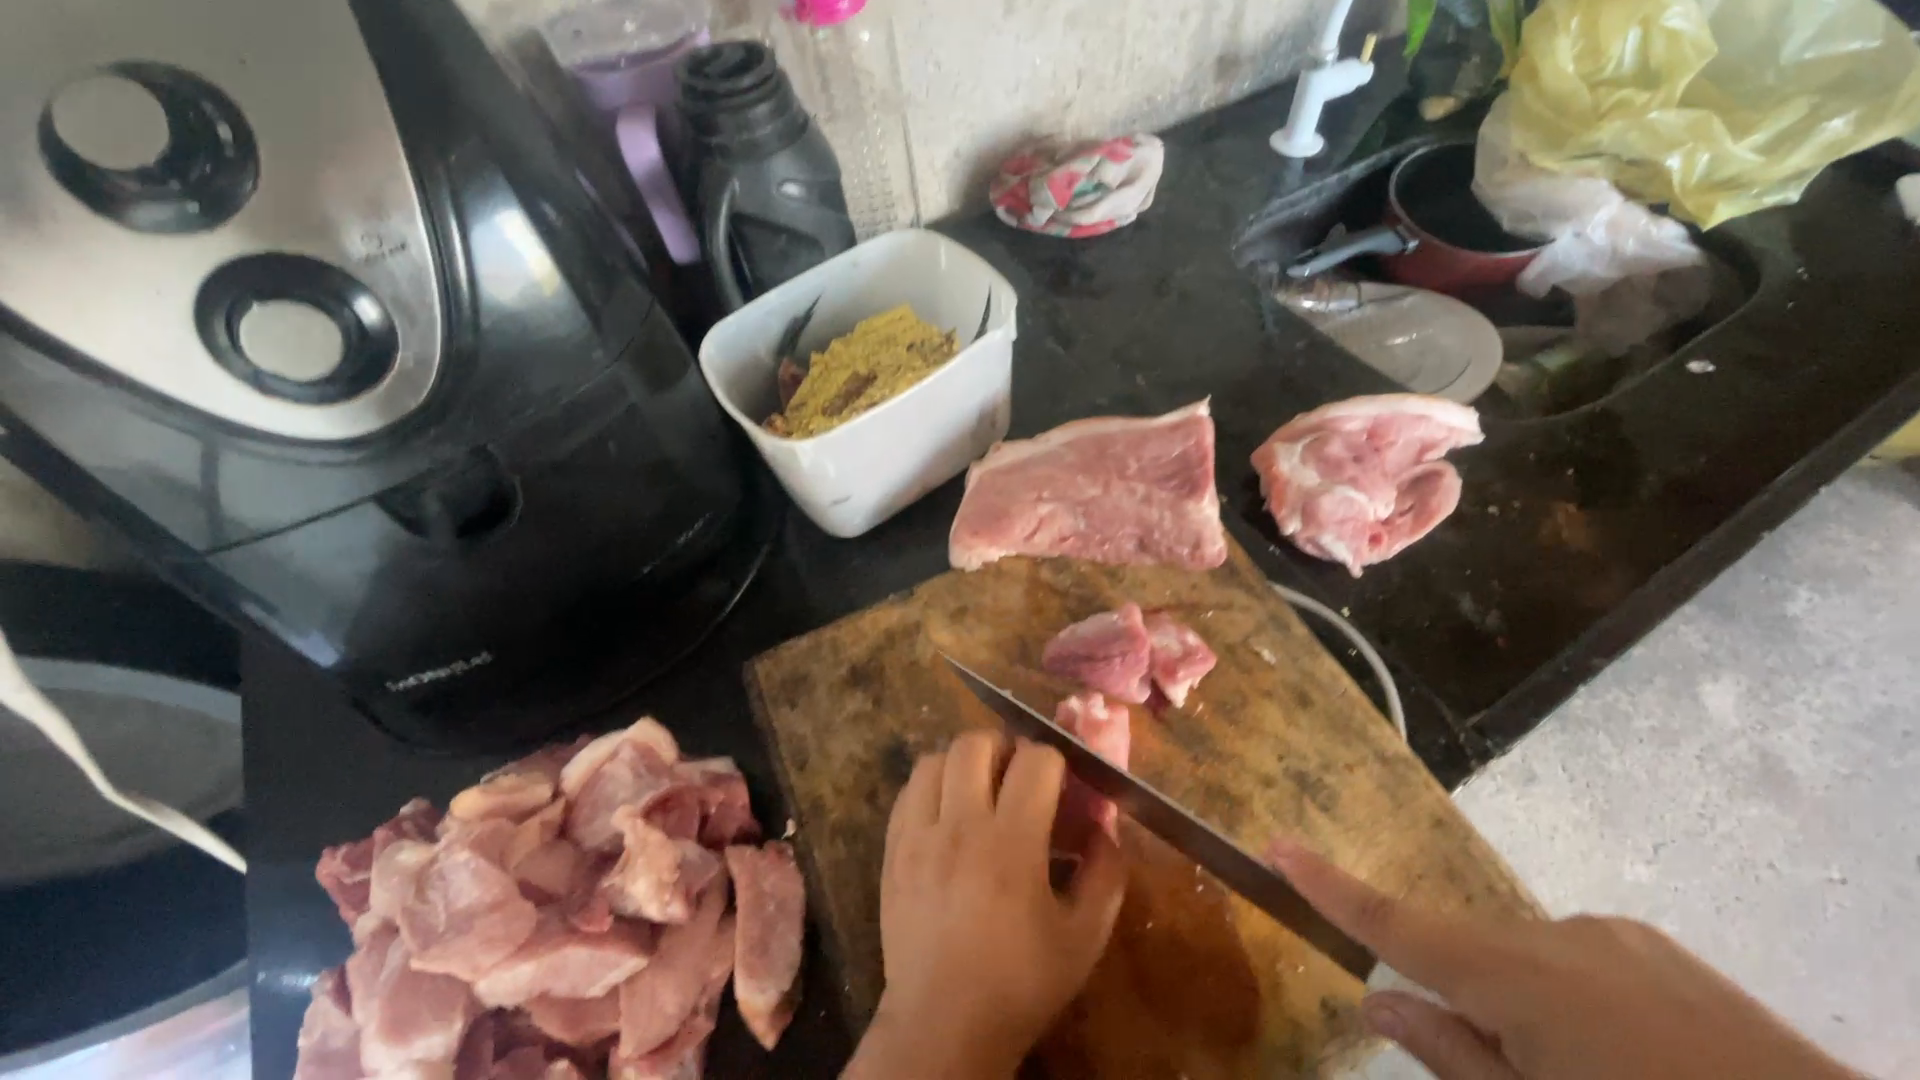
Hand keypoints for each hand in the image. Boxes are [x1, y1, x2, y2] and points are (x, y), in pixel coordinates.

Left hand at [843, 731, 1127, 1079]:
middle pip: (975, 743)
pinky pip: (907, 792)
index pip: (1034, 761)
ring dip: (962, 762)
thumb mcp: (1085, 937)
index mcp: (1012, 844)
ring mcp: (917, 836)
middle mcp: (960, 827)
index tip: (1061, 784)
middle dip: (1004, 747)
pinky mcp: (891, 851)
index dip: (1055, 761)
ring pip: (933, 760)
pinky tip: (946, 813)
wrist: (944, 1022)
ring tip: (979, 789)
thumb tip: (1105, 827)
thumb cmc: (1021, 982)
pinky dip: (930, 786)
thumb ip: (1107, 874)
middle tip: (1017, 775)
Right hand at [1268, 839, 1859, 1079]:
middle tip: (1498, 1071)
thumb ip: (1450, 1055)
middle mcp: (1555, 936)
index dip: (1327, 886)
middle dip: (1458, 997)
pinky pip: (1577, 962)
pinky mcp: (1661, 950)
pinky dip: (1570, 1000)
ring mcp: (1614, 937)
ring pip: (1524, 960)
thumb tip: (1377, 1003)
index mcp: (1516, 978)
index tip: (1275, 846)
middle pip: (1464, 951)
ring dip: (1521, 1006)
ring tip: (1576, 1073)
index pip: (1393, 921)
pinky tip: (1625, 1058)